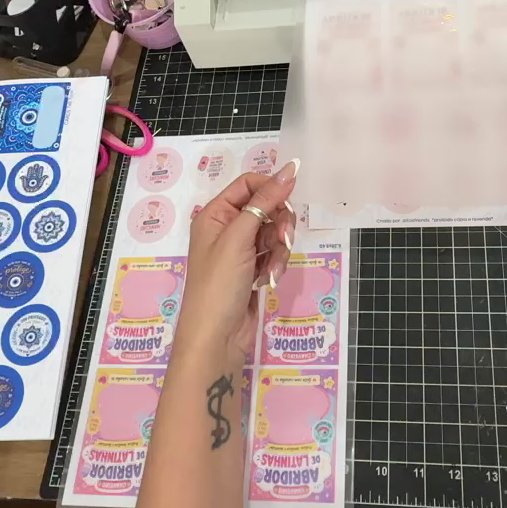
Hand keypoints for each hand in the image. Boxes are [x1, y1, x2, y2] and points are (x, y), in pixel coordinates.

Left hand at [179, 161, 298, 360]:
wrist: (215, 339)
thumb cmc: (219, 284)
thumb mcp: (240, 238)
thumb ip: (265, 200)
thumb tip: (291, 167)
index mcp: (215, 214)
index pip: (249, 184)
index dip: (271, 188)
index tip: (291, 199)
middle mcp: (226, 228)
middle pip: (266, 207)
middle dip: (280, 223)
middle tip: (285, 240)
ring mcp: (240, 250)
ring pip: (274, 232)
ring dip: (280, 249)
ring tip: (273, 270)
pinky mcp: (252, 269)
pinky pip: (274, 254)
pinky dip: (276, 264)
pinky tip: (269, 280)